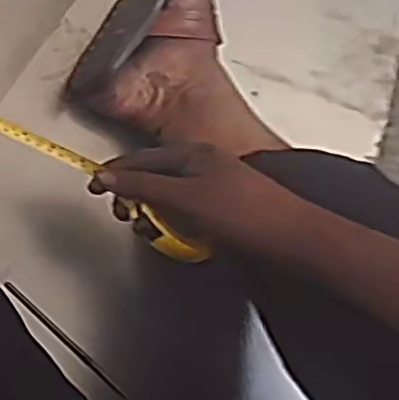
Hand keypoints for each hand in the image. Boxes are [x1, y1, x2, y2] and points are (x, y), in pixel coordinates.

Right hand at [88, 143, 309, 254]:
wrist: (303, 247)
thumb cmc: (248, 215)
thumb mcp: (182, 197)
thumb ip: (139, 185)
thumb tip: (105, 177)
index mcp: (194, 153)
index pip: (139, 158)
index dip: (114, 172)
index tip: (95, 187)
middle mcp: (204, 167)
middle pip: (152, 177)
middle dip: (132, 195)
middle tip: (124, 213)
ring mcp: (216, 189)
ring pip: (167, 196)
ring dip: (151, 212)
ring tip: (150, 227)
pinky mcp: (226, 213)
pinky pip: (184, 212)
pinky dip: (172, 223)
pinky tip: (175, 234)